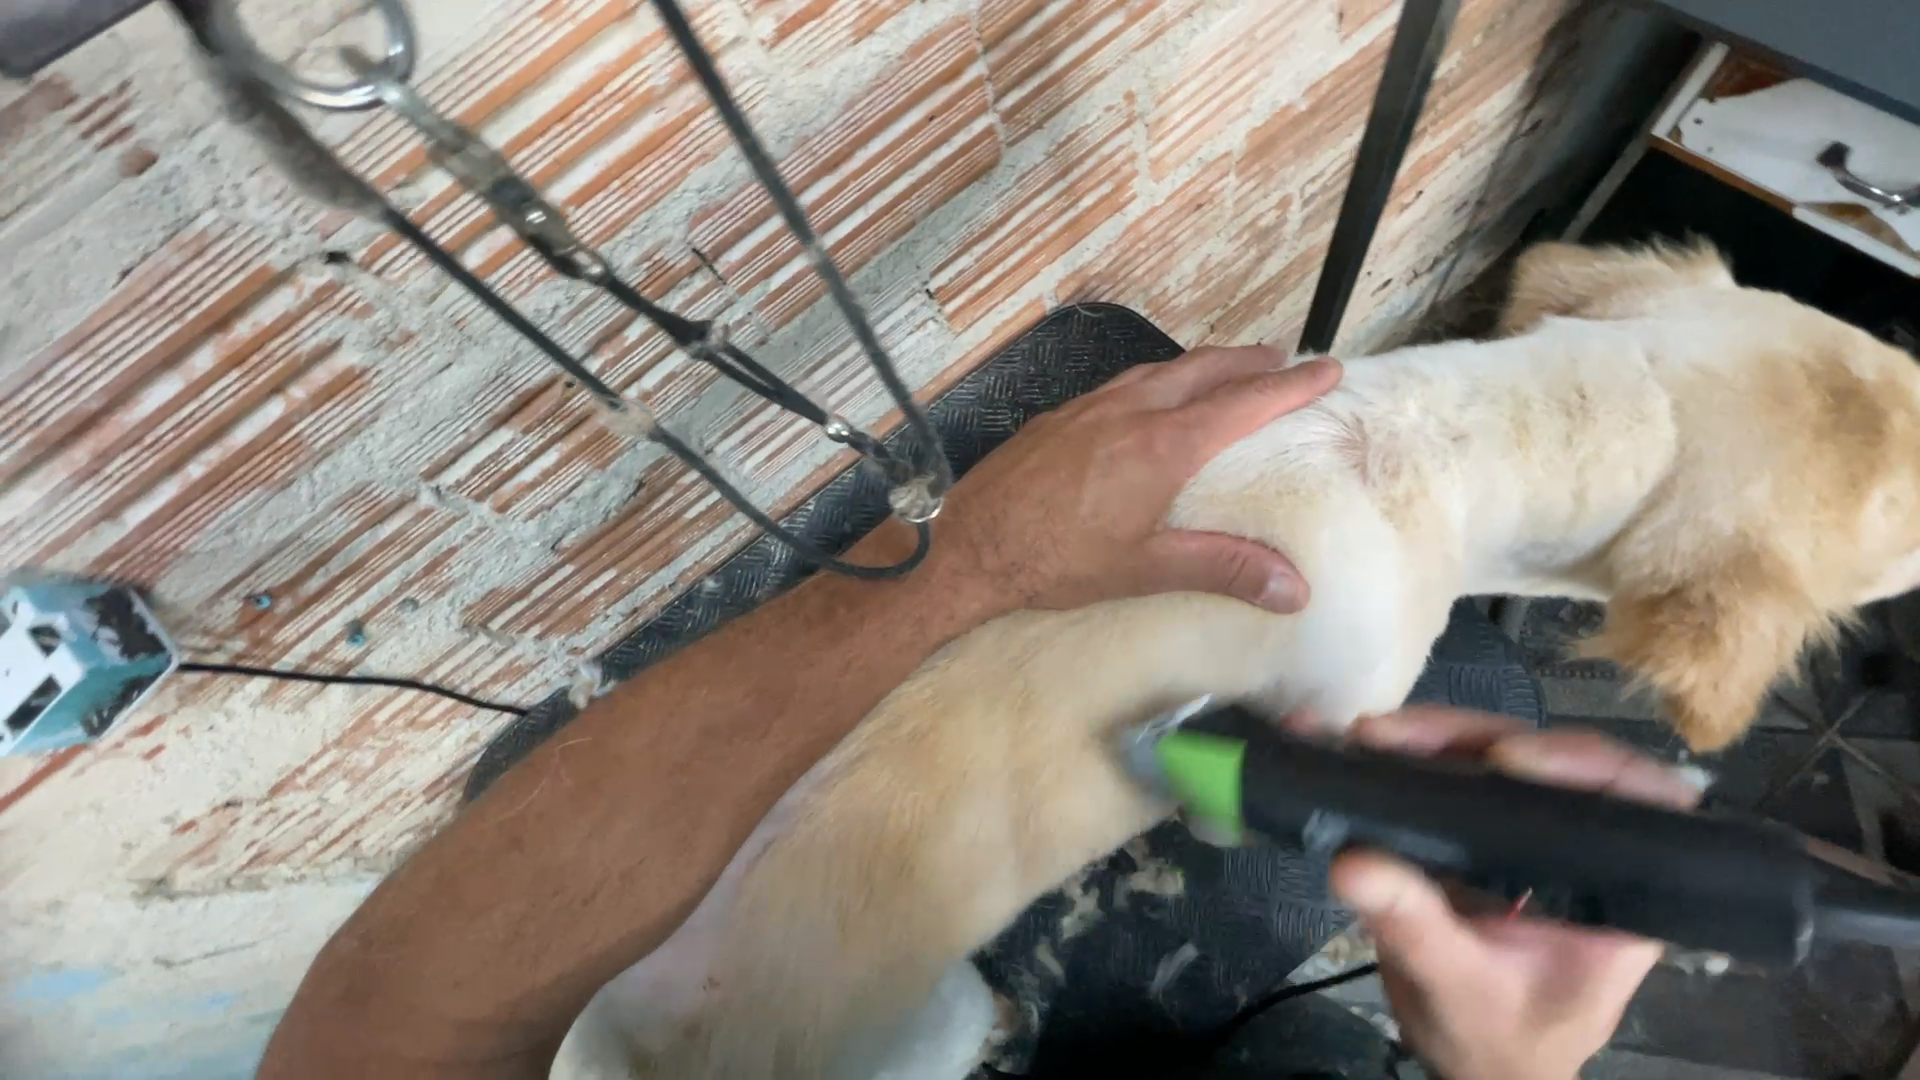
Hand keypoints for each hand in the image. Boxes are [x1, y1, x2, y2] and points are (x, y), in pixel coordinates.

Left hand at [921, 345, 1339, 613]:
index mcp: (1161, 445)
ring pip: (1157, 371)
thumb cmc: (1054, 560)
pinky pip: (1119, 385)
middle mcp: (1128, 412)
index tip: (1328, 369)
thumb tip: (1295, 588)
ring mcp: (1087, 409)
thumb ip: (1220, 568)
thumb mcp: (1141, 570)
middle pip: (1201, 370)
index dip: (1290, 385)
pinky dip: (1152, 381)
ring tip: (1220, 375)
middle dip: (1247, 361)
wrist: (968, 544)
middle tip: (1279, 360)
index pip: (1243, 403)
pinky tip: (1144, 402)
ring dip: (1197, 367)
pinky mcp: (1056, 418)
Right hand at [1326, 708, 1705, 1079]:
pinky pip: (1441, 771)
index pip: (1636, 802)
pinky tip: (1346, 739)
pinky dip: (1395, 752)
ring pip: (1486, 754)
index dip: (1586, 764)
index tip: (1507, 761)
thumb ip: (1414, 927)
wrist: (1469, 1054)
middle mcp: (1573, 847)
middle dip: (1465, 737)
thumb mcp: (1456, 987)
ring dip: (1424, 736)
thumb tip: (1352, 864)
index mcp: (1612, 893)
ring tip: (1364, 734)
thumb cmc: (1492, 1037)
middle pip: (1541, 760)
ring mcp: (1516, 830)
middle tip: (1388, 734)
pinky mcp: (1467, 824)